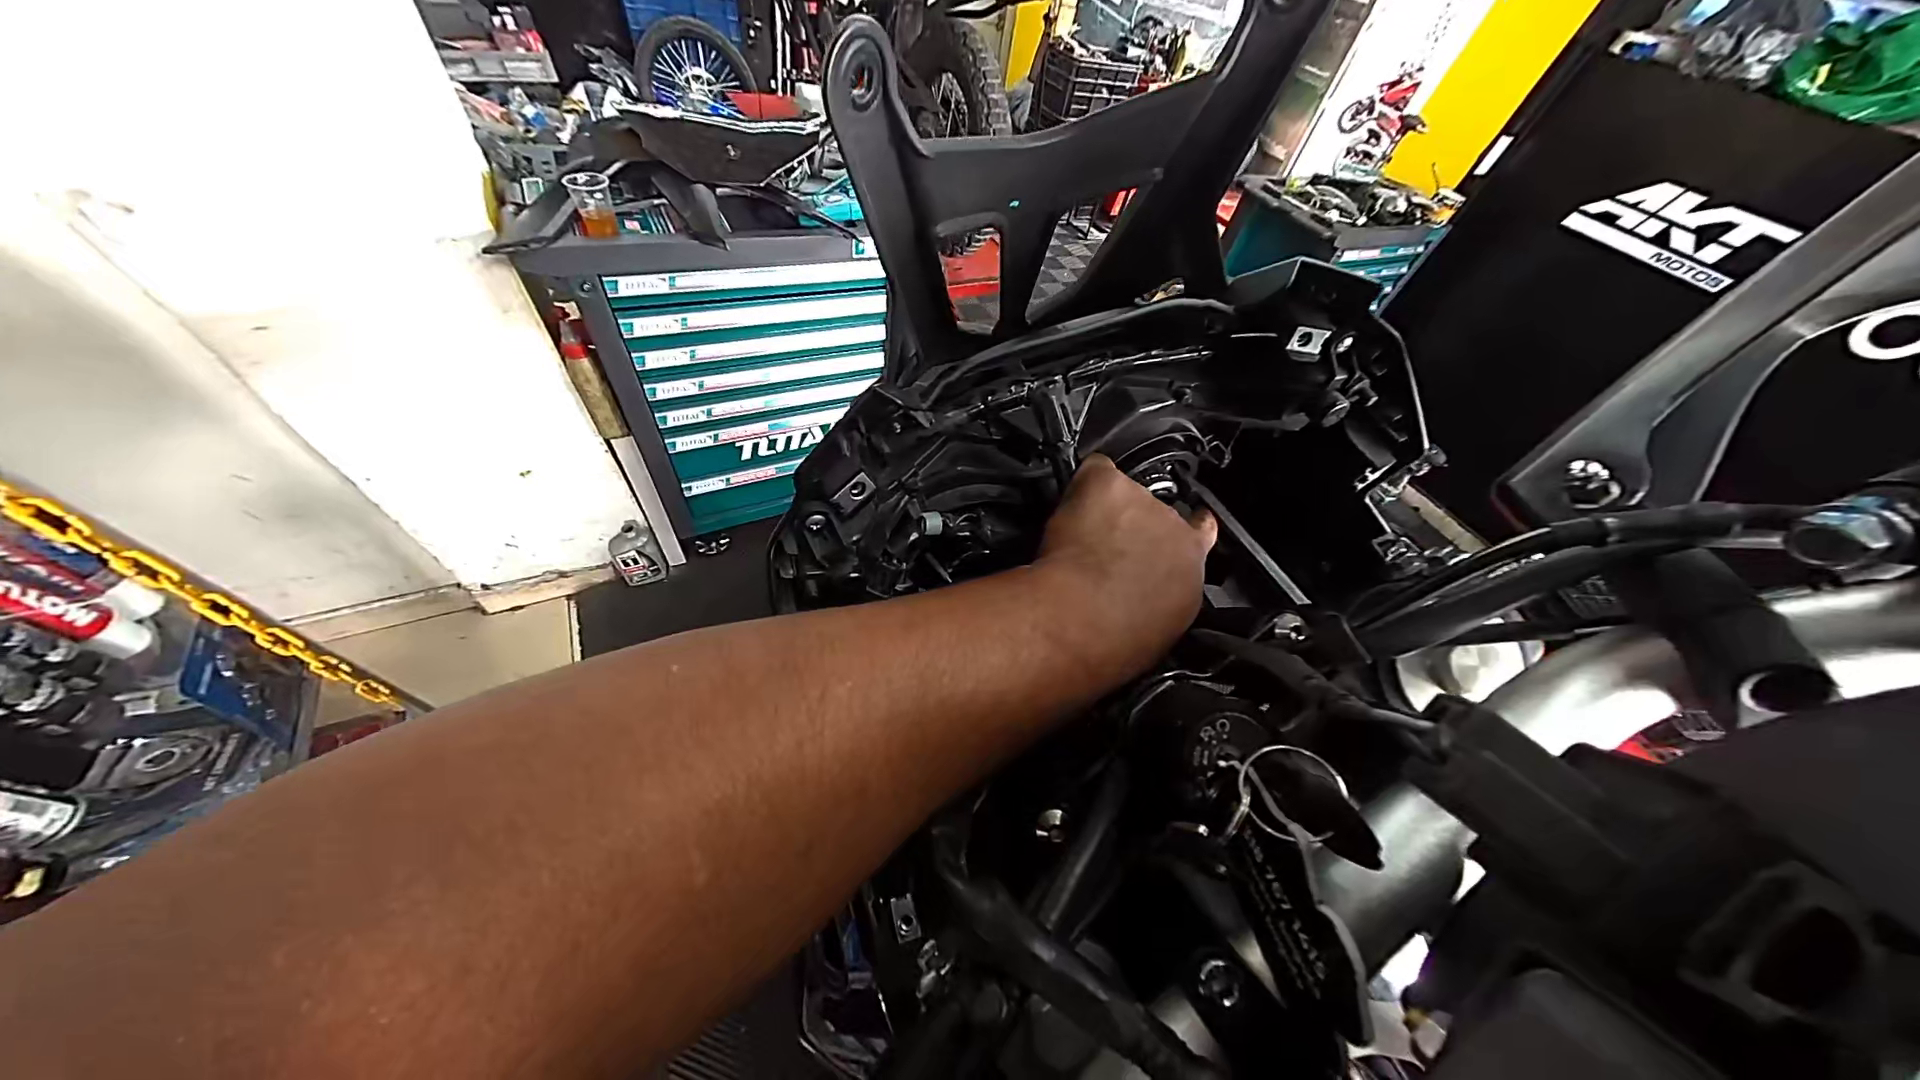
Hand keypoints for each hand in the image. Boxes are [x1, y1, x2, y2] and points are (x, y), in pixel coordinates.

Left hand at [1035, 455, 1216, 672]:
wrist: (1084, 619)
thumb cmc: (1116, 637)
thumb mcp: (1158, 628)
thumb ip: (1161, 598)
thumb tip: (1144, 604)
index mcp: (1191, 566)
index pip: (1201, 534)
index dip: (1186, 530)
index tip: (1174, 531)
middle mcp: (1174, 527)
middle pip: (1155, 513)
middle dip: (1131, 525)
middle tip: (1102, 549)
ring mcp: (1142, 502)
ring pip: (1121, 495)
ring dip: (1103, 510)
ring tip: (1079, 541)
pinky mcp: (1109, 485)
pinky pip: (1094, 472)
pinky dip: (1080, 486)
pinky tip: (1068, 513)